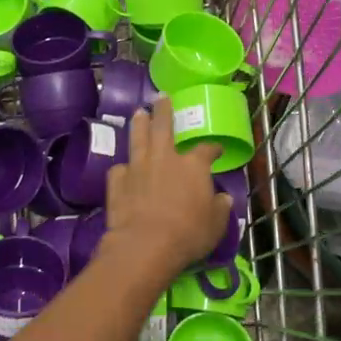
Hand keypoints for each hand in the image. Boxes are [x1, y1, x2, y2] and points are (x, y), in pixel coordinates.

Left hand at [102, 100, 233, 276]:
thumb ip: (219, 208)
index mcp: (192, 166)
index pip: (206, 150)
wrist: (145, 244)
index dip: (213, 148)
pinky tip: (124, 168)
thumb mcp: (215, 225)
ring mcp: (138, 167)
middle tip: (161, 97)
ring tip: (138, 113)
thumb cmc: (188, 234)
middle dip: (163, 110)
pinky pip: (120, 168)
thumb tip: (223, 198)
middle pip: (163, 126)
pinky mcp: (117, 181)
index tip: (216, 149)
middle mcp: (164, 158)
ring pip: (138, 138)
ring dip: (139, 124)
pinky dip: (124, 167)